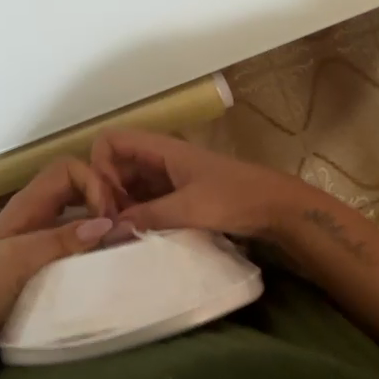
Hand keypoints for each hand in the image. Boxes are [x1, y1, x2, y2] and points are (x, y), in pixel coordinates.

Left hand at [0, 158, 118, 347]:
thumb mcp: (20, 260)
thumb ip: (59, 241)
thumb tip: (107, 222)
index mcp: (28, 202)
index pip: (68, 169)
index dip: (93, 182)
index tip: (108, 216)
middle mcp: (36, 210)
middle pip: (74, 184)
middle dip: (101, 195)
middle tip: (122, 225)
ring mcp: (39, 231)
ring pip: (75, 208)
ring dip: (98, 217)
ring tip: (120, 239)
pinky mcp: (43, 254)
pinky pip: (73, 234)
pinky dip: (92, 237)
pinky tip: (104, 256)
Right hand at [92, 127, 316, 237]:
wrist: (278, 208)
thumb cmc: (234, 197)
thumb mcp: (190, 208)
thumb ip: (149, 218)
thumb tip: (110, 230)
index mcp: (159, 148)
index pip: (110, 142)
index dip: (100, 165)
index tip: (107, 199)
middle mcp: (158, 158)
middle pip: (116, 165)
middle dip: (108, 192)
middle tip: (110, 226)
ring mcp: (168, 176)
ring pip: (130, 184)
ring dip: (122, 206)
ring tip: (123, 235)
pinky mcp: (178, 194)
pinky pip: (146, 199)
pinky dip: (138, 214)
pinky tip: (139, 237)